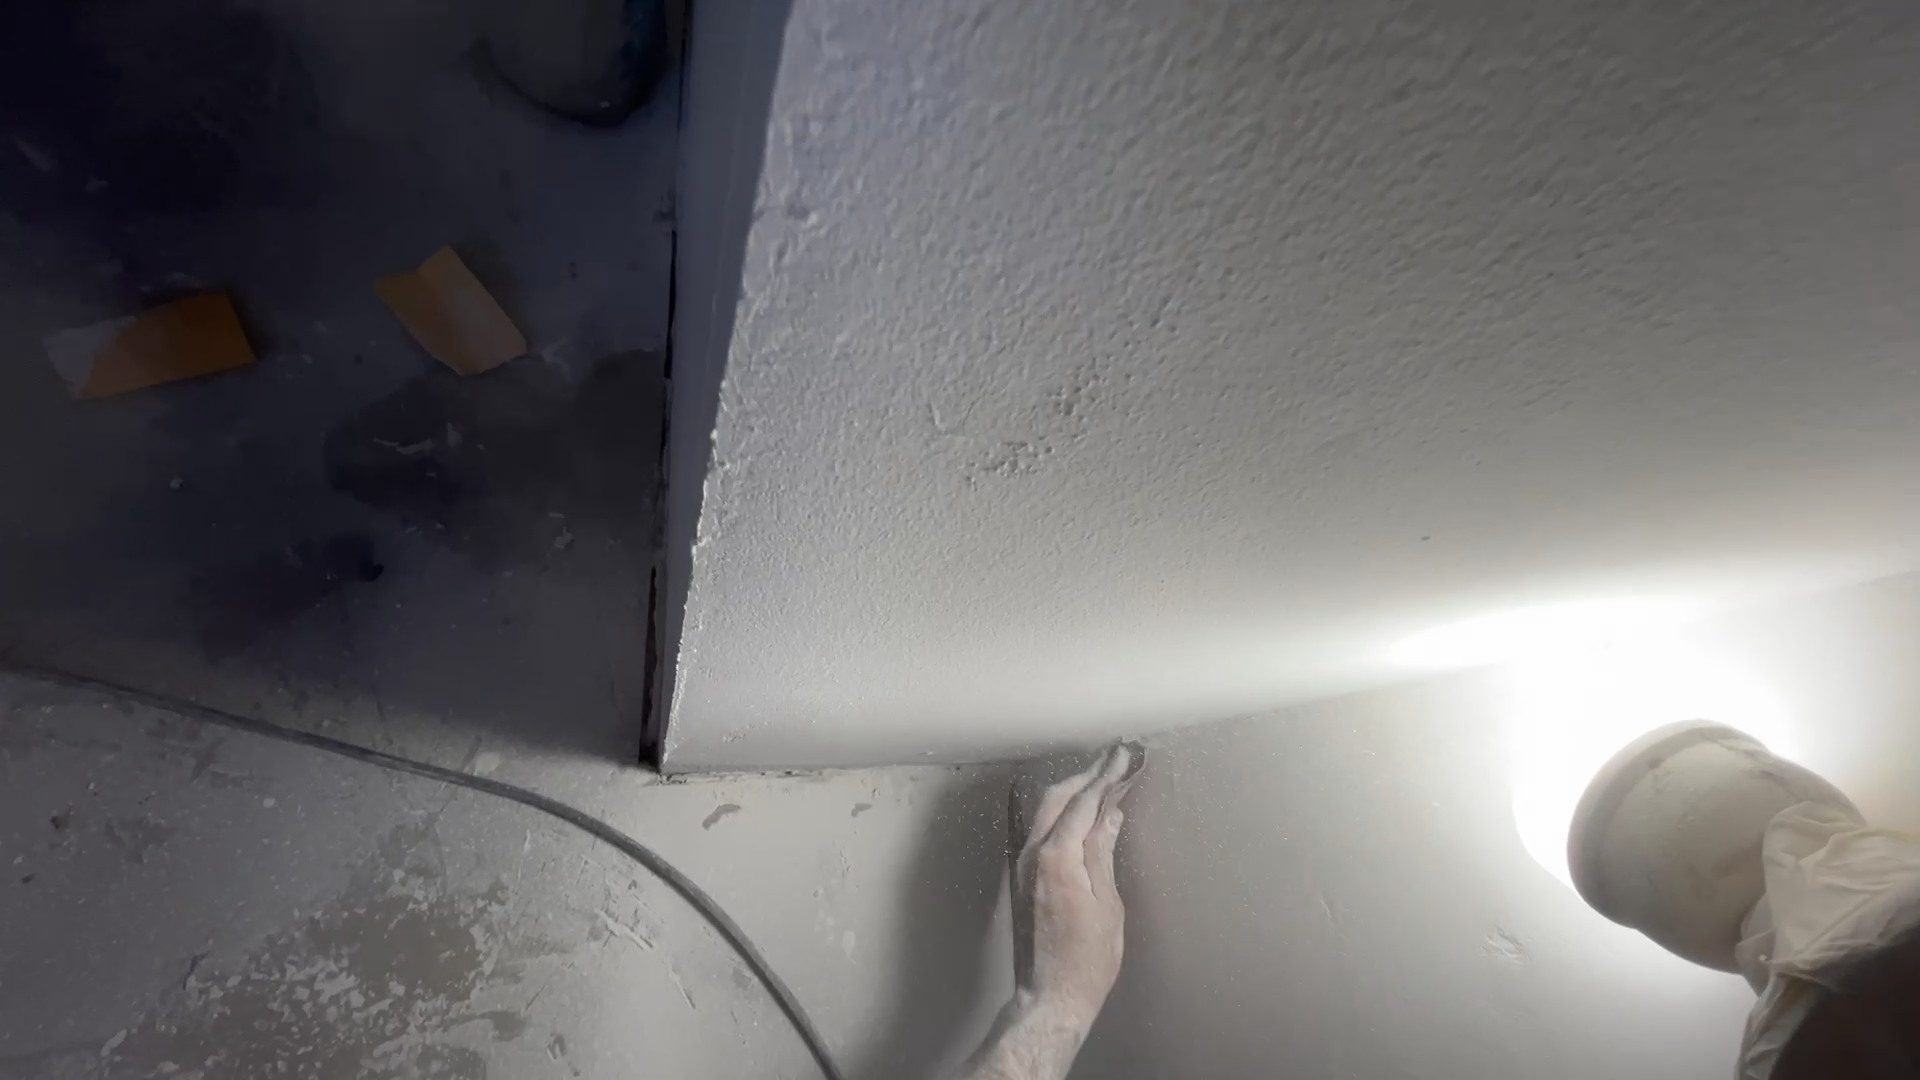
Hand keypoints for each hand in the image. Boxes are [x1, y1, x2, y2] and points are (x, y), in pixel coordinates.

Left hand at [1008, 743, 1140, 1029]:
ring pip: (1046, 809)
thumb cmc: (1086, 960)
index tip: (1123, 757)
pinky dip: (1062, 811)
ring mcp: (1023, 861)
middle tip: (1113, 759)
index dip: (1105, 776)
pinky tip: (1079, 811)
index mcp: (1058, 857)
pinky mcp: (1022, 873)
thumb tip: (1109, 814)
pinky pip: (1041, 827)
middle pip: (1059, 796)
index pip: (1083, 803)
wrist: (1049, 995)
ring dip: (1073, 790)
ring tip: (1100, 777)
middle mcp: (1033, 852)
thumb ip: (1102, 852)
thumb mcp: (1107, 905)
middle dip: (1087, 774)